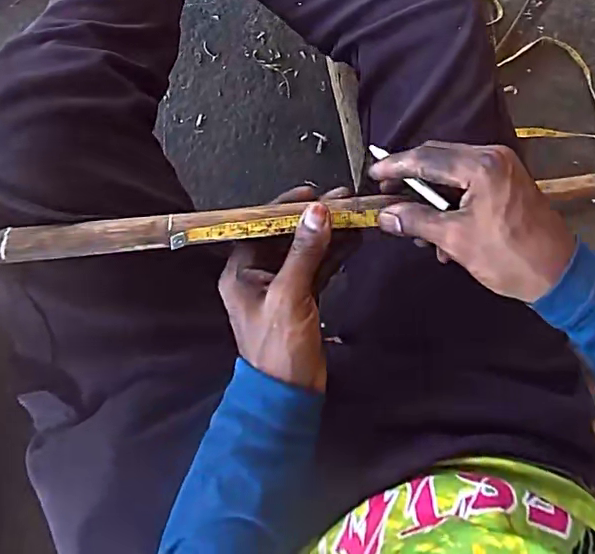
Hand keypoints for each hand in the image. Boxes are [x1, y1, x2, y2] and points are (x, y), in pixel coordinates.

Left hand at [217, 187, 337, 391]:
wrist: (289, 401)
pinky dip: (333, 255)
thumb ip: (304, 253)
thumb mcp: (289, 296)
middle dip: (314, 218)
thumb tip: (316, 213)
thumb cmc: (277, 352)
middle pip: (286, 235)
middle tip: (341, 201)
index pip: (262, 226)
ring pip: (305, 250)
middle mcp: (256, 273)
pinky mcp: (299, 298)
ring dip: (328, 234)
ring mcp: (279, 286)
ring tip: (353, 215)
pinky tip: (353, 240)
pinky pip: (316, 268)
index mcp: (240, 270)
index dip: (287, 207)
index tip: (312, 193)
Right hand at [368, 142, 575, 302]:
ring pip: (449, 169)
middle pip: (436, 157)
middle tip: (386, 192)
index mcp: (481, 166)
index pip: (425, 158)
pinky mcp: (507, 179)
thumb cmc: (510, 258)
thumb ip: (415, 221)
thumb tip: (385, 215)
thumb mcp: (456, 239)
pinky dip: (449, 197)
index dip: (394, 166)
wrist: (563, 279)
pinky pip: (466, 179)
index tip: (373, 173)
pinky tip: (440, 225)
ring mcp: (502, 166)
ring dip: (429, 192)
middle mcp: (492, 156)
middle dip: (409, 177)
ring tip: (414, 221)